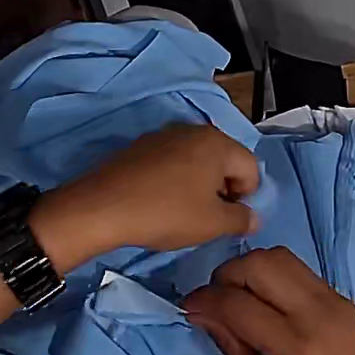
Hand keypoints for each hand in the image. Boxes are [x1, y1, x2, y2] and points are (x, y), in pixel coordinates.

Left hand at [30, 123, 260, 268]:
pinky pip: (169, 162)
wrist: (102, 207)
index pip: (250, 167)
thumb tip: (252, 217)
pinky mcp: (138, 147)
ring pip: (194, 160)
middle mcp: (190, 130)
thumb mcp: (212, 223)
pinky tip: (159, 203)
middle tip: (208, 217)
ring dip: (197, 184)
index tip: (229, 219)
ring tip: (182, 212)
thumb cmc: (166, 212)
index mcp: (216, 142)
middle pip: (222, 160)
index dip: (247, 196)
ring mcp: (161, 135)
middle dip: (222, 188)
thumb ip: (241, 219)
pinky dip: (172, 180)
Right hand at [183, 248, 354, 354]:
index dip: (204, 300)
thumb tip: (199, 312)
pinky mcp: (343, 297)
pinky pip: (299, 269)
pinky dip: (274, 275)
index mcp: (293, 345)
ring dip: (250, 268)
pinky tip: (268, 299)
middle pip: (257, 264)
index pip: (235, 303)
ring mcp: (333, 300)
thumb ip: (230, 343)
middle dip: (226, 275)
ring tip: (240, 293)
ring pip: (279, 256)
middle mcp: (315, 313)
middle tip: (216, 298)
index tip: (188, 307)